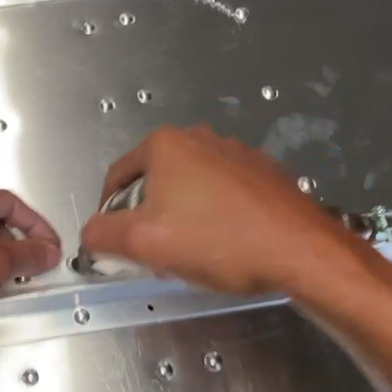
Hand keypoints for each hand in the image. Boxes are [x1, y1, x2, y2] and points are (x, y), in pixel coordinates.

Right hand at [79, 126, 351, 295]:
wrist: (300, 252)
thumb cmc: (220, 242)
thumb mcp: (145, 243)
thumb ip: (103, 234)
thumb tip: (90, 232)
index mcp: (165, 145)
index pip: (117, 176)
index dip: (108, 212)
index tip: (114, 239)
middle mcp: (199, 139)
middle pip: (154, 180)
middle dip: (149, 215)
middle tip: (157, 251)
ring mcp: (234, 153)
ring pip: (190, 186)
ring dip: (183, 215)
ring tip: (195, 252)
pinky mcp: (262, 172)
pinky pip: (223, 192)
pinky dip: (216, 215)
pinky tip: (226, 244)